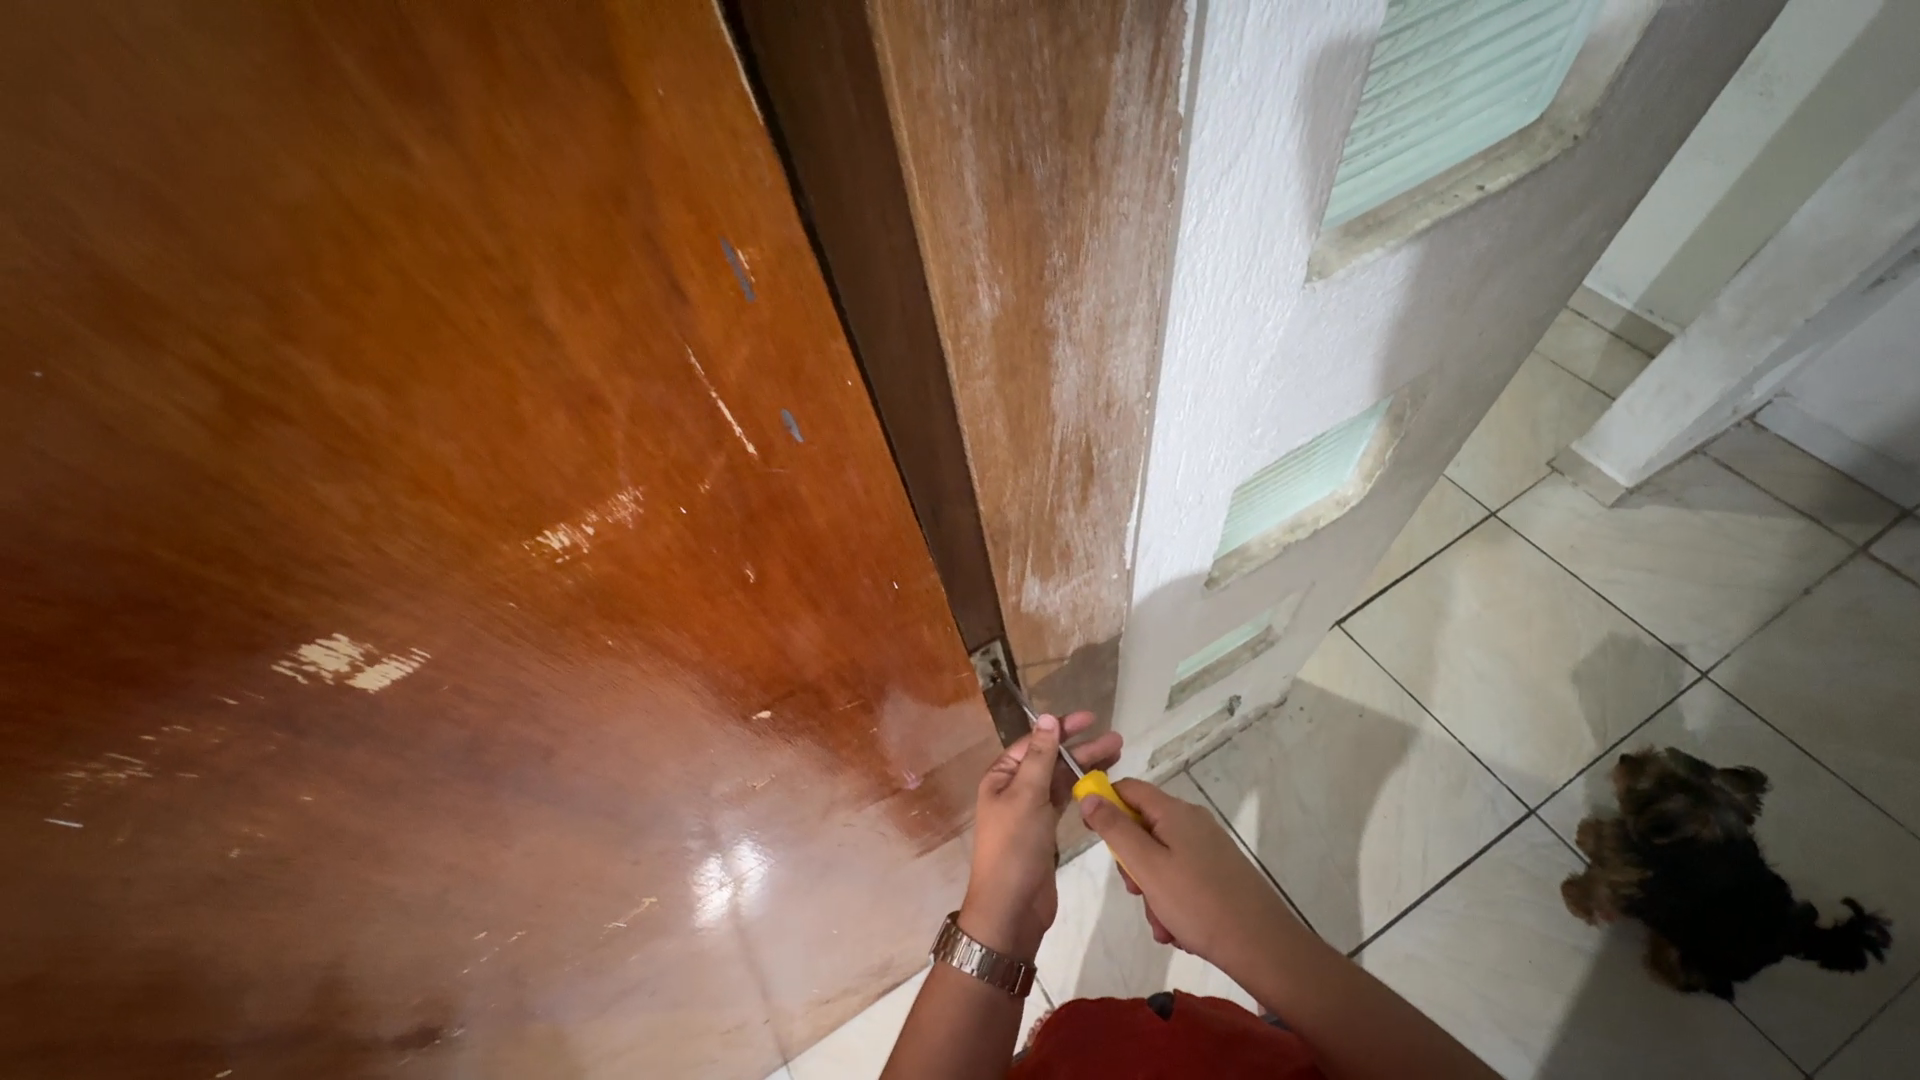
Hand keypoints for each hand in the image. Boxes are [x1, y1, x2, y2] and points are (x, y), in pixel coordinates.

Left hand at [960, 711, 1119, 960]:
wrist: (1011, 908)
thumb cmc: (1015, 847)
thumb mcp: (1027, 795)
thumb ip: (1040, 756)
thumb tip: (1047, 718)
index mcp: (1001, 776)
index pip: (1034, 742)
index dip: (1062, 728)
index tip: (1091, 719)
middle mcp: (1014, 788)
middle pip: (1051, 759)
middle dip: (1082, 748)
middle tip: (1117, 740)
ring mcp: (1030, 810)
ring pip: (1061, 779)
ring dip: (1086, 767)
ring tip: (1118, 755)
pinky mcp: (1045, 831)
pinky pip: (1064, 800)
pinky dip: (1082, 790)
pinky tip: (1101, 784)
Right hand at [1078, 778, 1296, 970]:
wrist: (1263, 946)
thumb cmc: (1198, 903)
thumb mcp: (1147, 866)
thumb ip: (1115, 829)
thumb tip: (1089, 795)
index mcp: (1174, 812)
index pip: (1128, 789)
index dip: (1105, 805)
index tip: (1093, 836)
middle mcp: (1193, 822)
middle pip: (1143, 828)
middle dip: (1132, 863)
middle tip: (1137, 891)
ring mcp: (1208, 848)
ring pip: (1161, 859)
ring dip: (1153, 891)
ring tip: (1164, 924)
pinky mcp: (1219, 873)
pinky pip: (1181, 878)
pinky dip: (1173, 901)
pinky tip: (1179, 929)